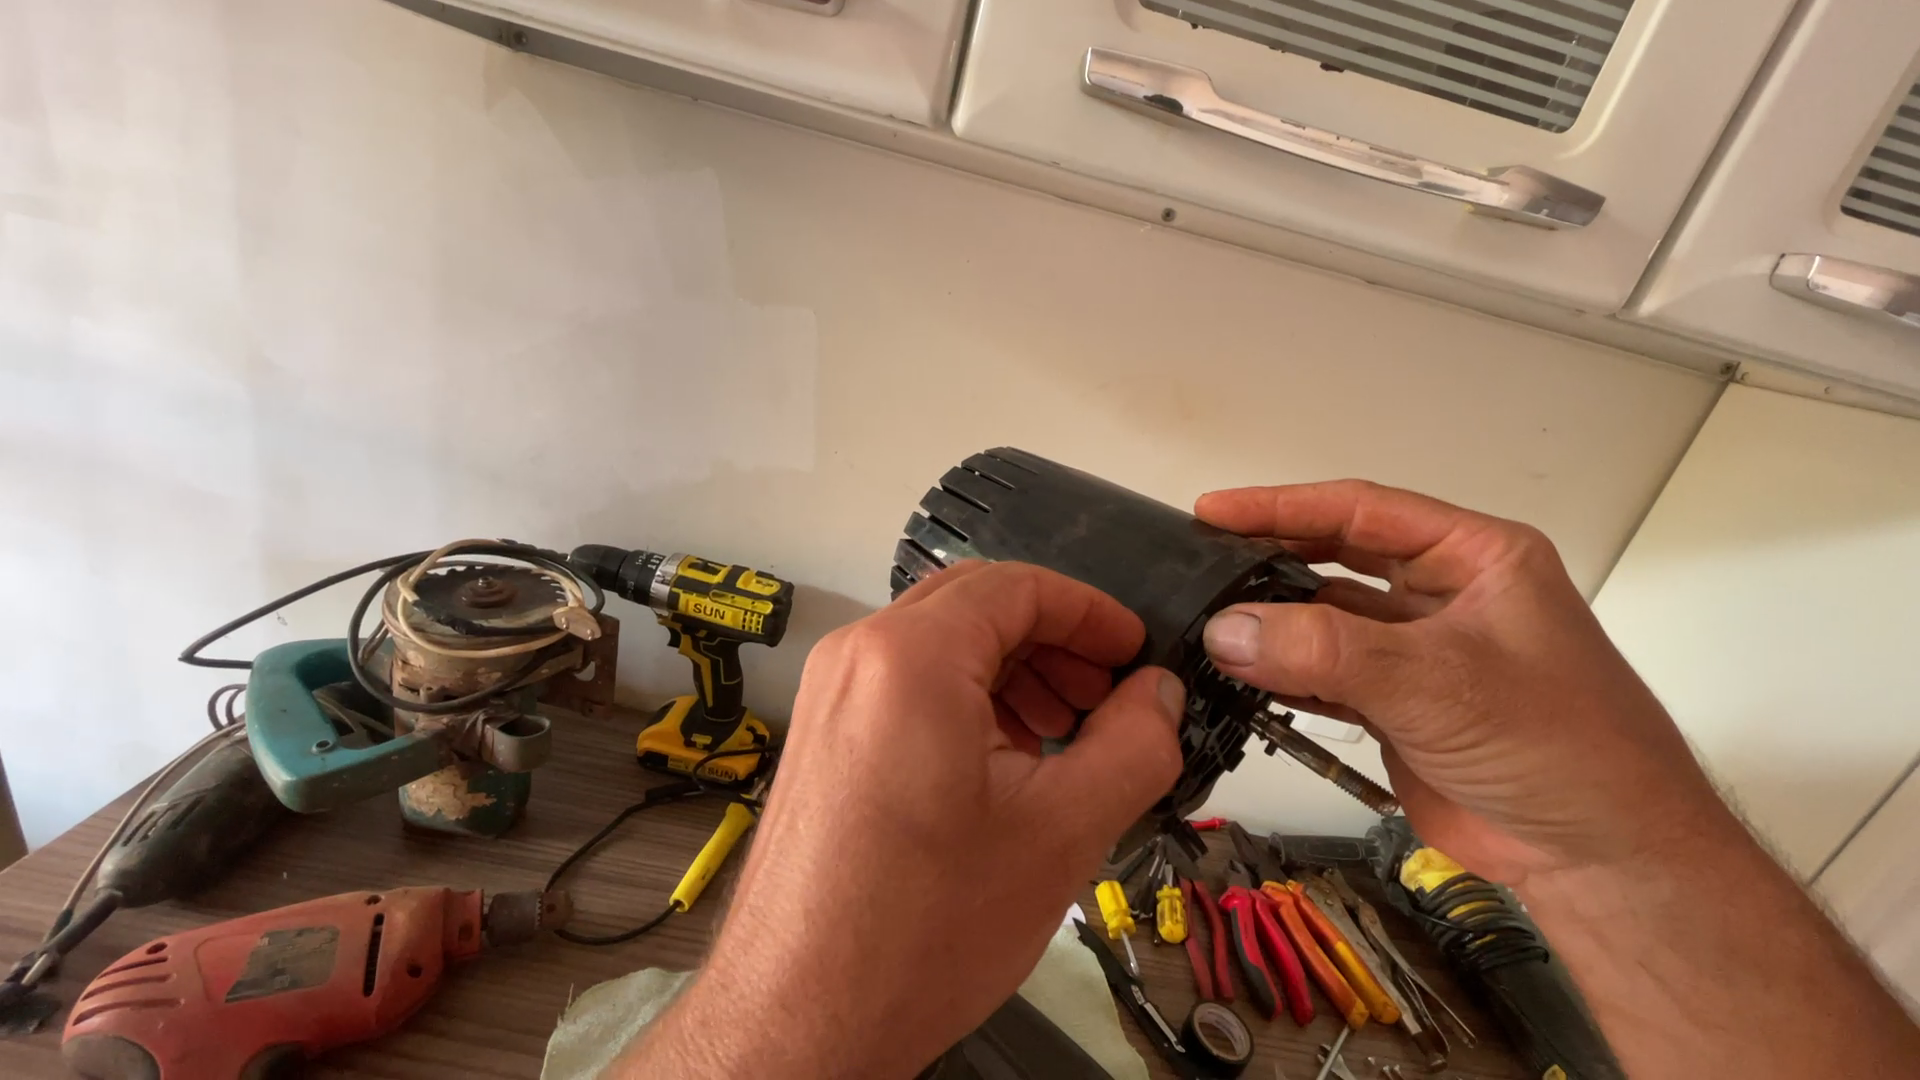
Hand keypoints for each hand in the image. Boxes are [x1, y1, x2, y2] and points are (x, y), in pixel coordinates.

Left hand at [619, 561, 1183, 1078]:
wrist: (797, 1017)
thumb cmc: (925, 927)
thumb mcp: (1060, 832)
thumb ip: (1134, 745)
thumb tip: (1160, 693)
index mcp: (910, 656)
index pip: (1017, 586)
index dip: (1090, 612)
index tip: (1136, 652)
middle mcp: (858, 652)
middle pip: (975, 604)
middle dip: (1054, 641)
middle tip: (1107, 698)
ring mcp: (829, 691)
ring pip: (940, 642)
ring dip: (1012, 670)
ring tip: (1062, 734)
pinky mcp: (821, 730)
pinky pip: (905, 682)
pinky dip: (966, 698)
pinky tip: (1003, 759)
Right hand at [1195, 481, 1733, 886]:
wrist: (1603, 862)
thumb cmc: (1548, 744)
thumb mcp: (1435, 681)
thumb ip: (1322, 649)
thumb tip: (1219, 628)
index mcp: (1472, 556)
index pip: (1360, 510)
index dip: (1280, 505)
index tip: (1209, 510)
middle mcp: (1440, 593)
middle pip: (1334, 559)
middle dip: (1267, 558)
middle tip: (1196, 561)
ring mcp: (1413, 650)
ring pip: (1322, 619)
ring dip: (1268, 622)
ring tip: (1202, 619)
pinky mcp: (1393, 702)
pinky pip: (1320, 673)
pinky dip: (1278, 673)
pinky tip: (1235, 673)